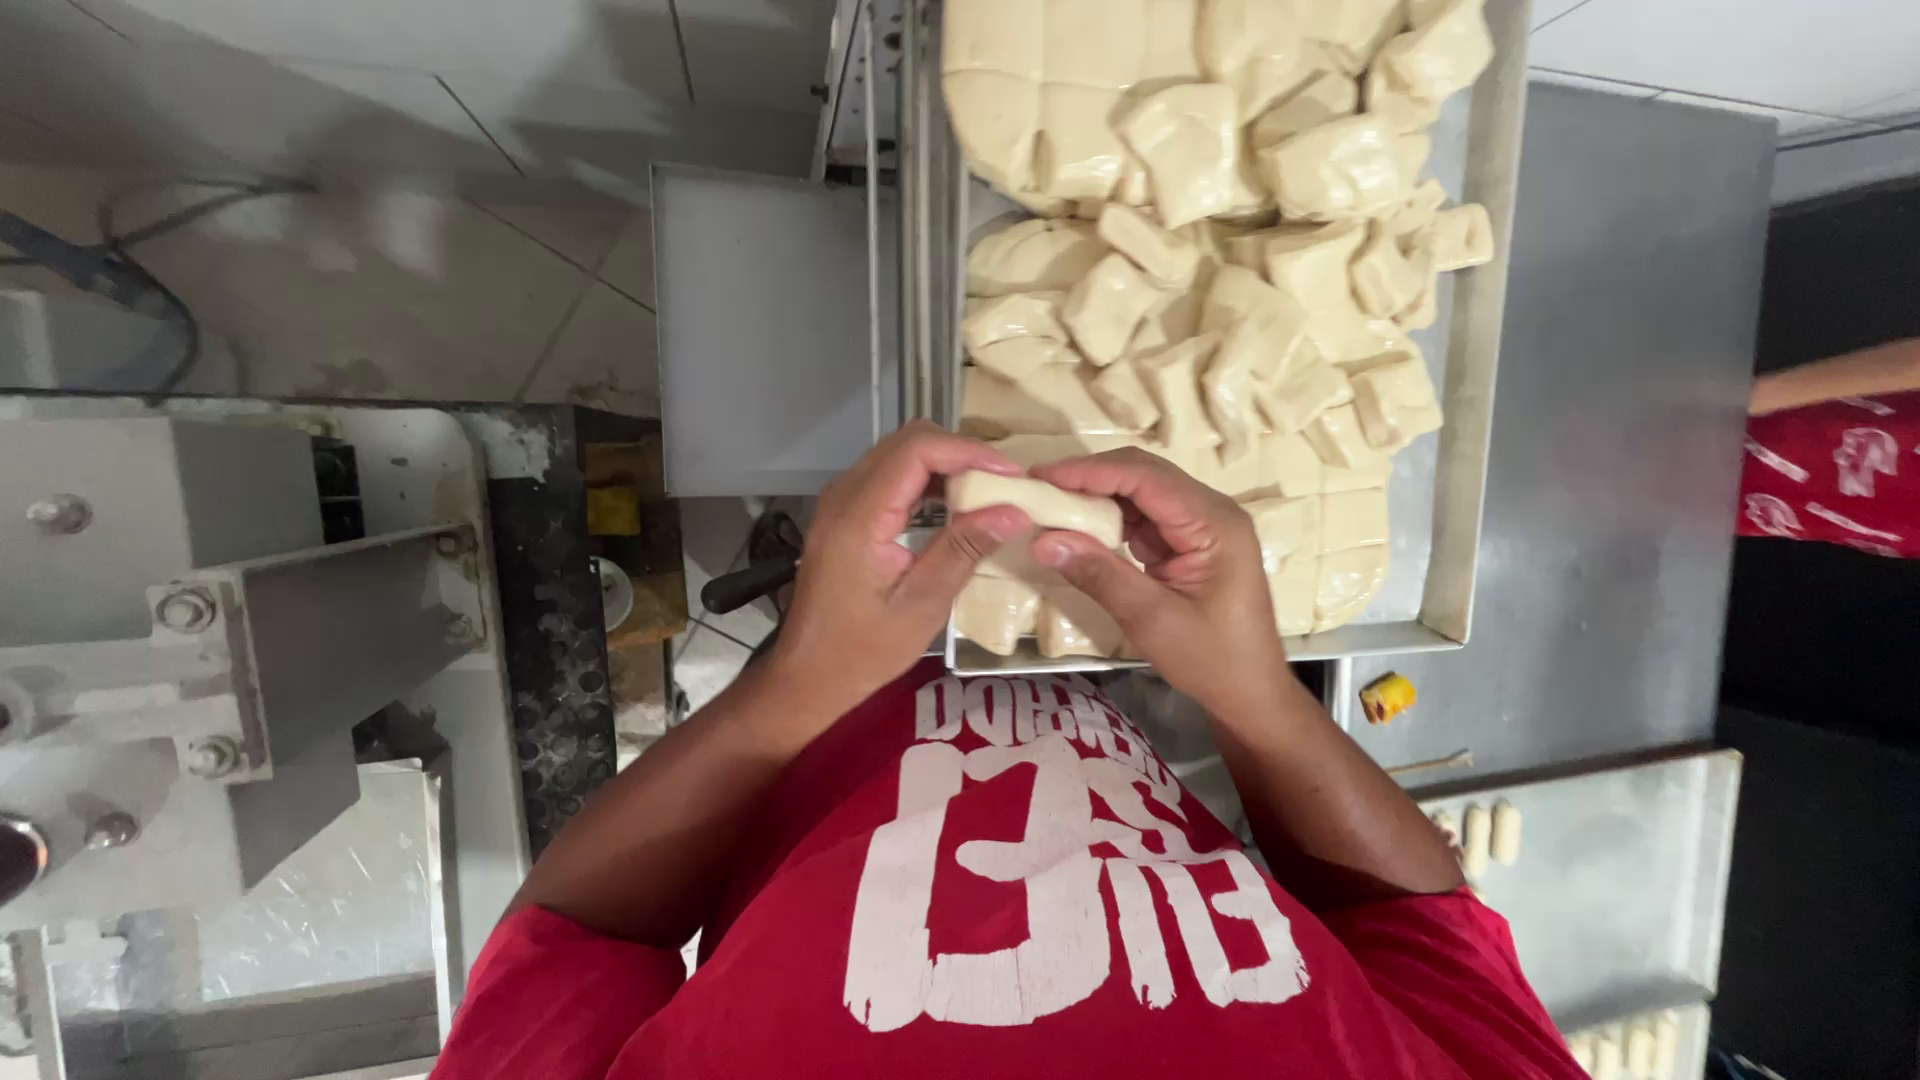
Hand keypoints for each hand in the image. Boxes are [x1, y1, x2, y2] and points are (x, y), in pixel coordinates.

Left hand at [765, 420, 1031, 718]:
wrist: (808, 673)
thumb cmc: (863, 649)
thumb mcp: (922, 605)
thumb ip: (964, 550)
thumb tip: (1014, 512)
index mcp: (860, 517)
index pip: (916, 450)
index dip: (967, 451)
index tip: (1010, 474)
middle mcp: (844, 496)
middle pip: (907, 442)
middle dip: (960, 452)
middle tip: (1003, 482)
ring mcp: (840, 502)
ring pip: (898, 454)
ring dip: (944, 463)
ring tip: (986, 492)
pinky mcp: (844, 514)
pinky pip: (888, 477)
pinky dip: (925, 480)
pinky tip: (953, 505)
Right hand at [1029, 448, 1289, 715]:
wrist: (1250, 691)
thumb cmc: (1213, 659)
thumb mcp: (1151, 620)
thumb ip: (1099, 574)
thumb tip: (1043, 540)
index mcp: (1213, 522)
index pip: (1145, 477)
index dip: (1090, 471)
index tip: (1041, 477)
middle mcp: (1210, 512)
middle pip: (1143, 475)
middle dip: (1089, 477)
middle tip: (1039, 489)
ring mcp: (1199, 525)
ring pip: (1140, 493)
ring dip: (1096, 496)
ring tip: (1050, 505)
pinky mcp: (1187, 542)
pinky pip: (1142, 517)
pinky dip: (1108, 519)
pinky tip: (1078, 528)